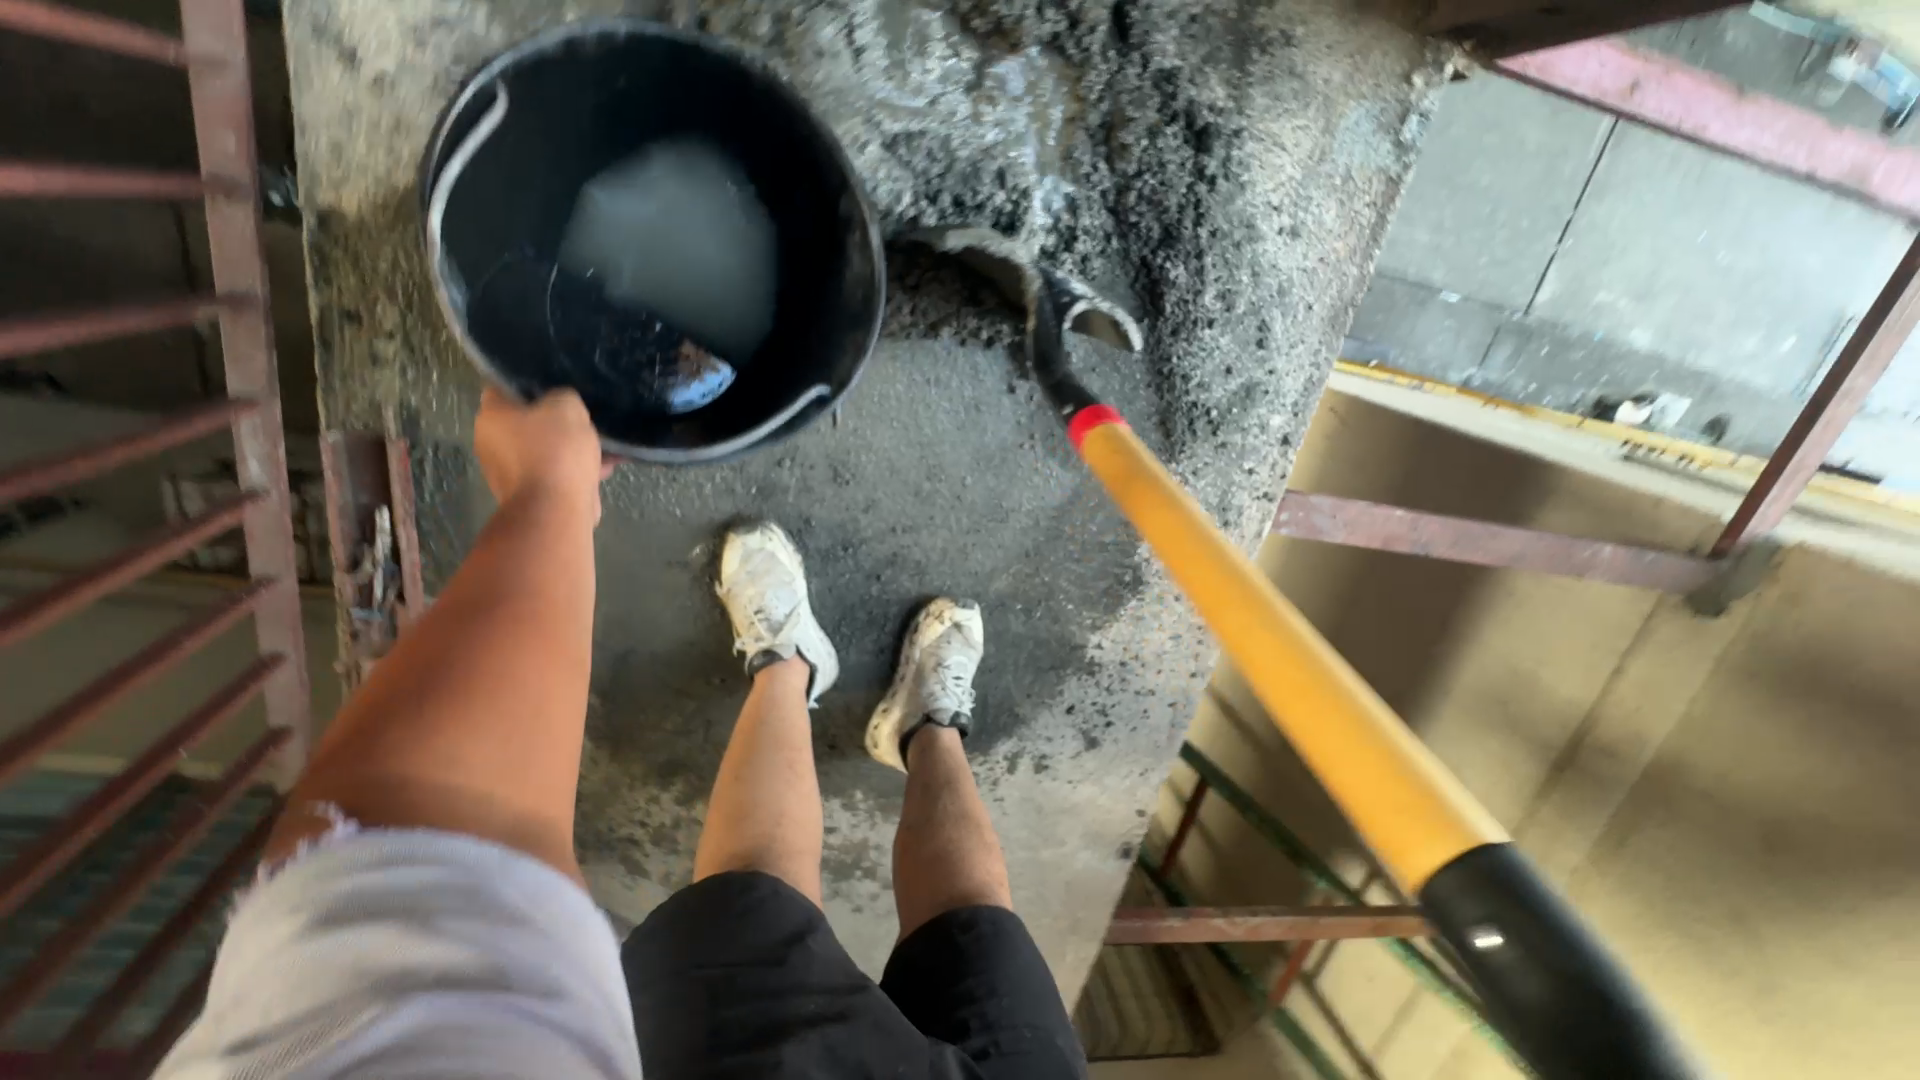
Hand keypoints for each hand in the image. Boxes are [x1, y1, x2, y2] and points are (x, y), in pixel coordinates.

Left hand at [474, 387, 616, 521]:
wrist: (555, 509)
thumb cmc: (555, 451)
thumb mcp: (568, 407)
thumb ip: (564, 397)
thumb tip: (563, 406)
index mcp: (491, 416)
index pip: (504, 389)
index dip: (531, 386)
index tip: (557, 387)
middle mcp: (492, 443)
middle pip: (528, 423)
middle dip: (557, 423)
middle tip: (585, 420)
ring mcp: (509, 473)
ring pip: (545, 451)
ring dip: (572, 450)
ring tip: (605, 449)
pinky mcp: (530, 495)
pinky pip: (555, 474)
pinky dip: (575, 471)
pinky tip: (604, 470)